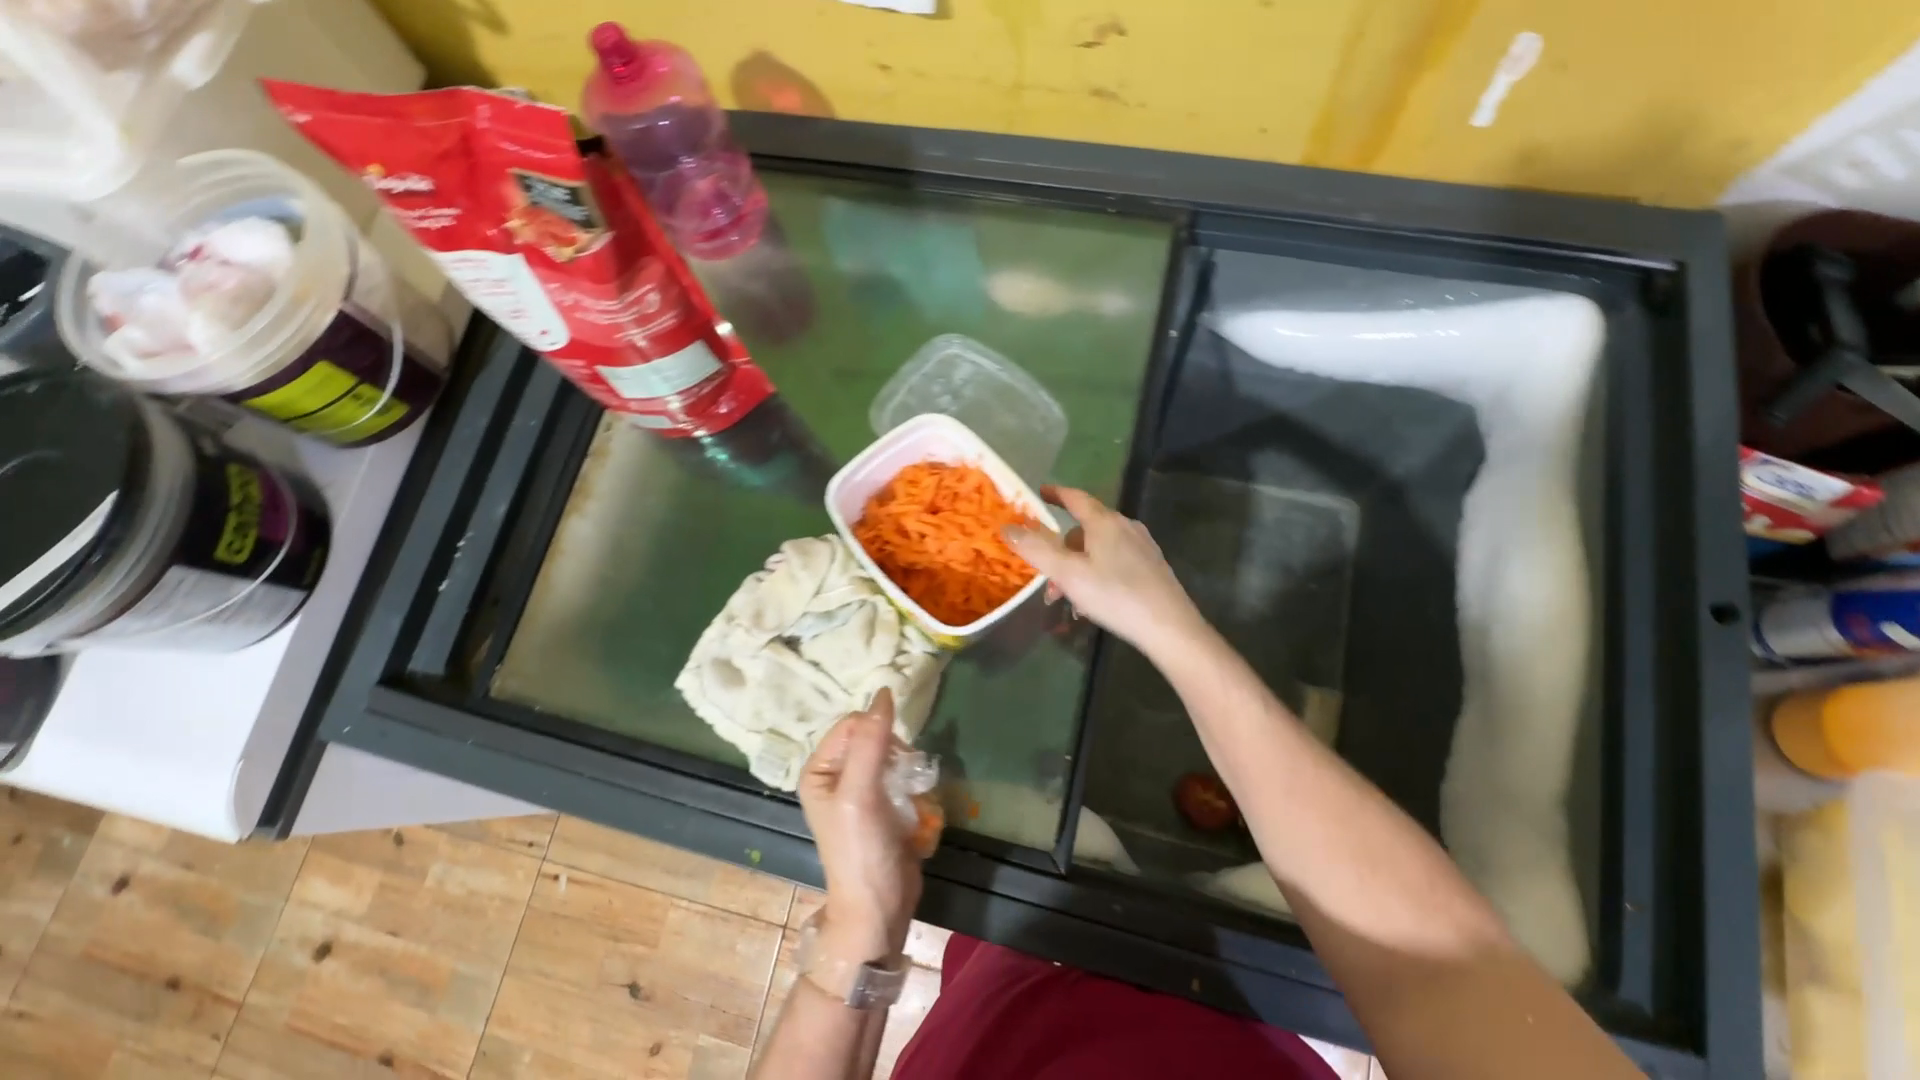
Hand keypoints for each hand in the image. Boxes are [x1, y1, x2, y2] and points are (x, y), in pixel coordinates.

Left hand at [798, 689, 921, 962]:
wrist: (879, 908)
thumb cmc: (861, 851)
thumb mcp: (860, 793)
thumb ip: (870, 742)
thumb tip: (884, 692)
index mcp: (819, 770)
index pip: (853, 724)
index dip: (879, 734)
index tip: (896, 760)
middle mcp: (837, 777)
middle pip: (876, 738)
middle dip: (898, 756)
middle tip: (905, 784)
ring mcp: (862, 793)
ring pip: (896, 758)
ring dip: (911, 775)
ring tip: (912, 800)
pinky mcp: (886, 808)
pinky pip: (906, 781)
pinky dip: (917, 792)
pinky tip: (918, 812)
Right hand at [1003, 485, 1205, 659]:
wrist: (1168, 626)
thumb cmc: (1114, 595)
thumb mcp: (1067, 574)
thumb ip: (1036, 549)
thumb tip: (1008, 527)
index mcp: (1104, 522)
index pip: (1075, 498)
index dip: (1056, 494)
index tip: (1041, 493)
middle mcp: (1126, 527)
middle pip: (1086, 528)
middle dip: (1062, 549)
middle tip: (1047, 576)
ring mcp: (1142, 547)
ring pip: (1100, 548)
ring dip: (1078, 567)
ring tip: (1069, 598)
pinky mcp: (1152, 567)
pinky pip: (1115, 562)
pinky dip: (1097, 574)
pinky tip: (1094, 603)